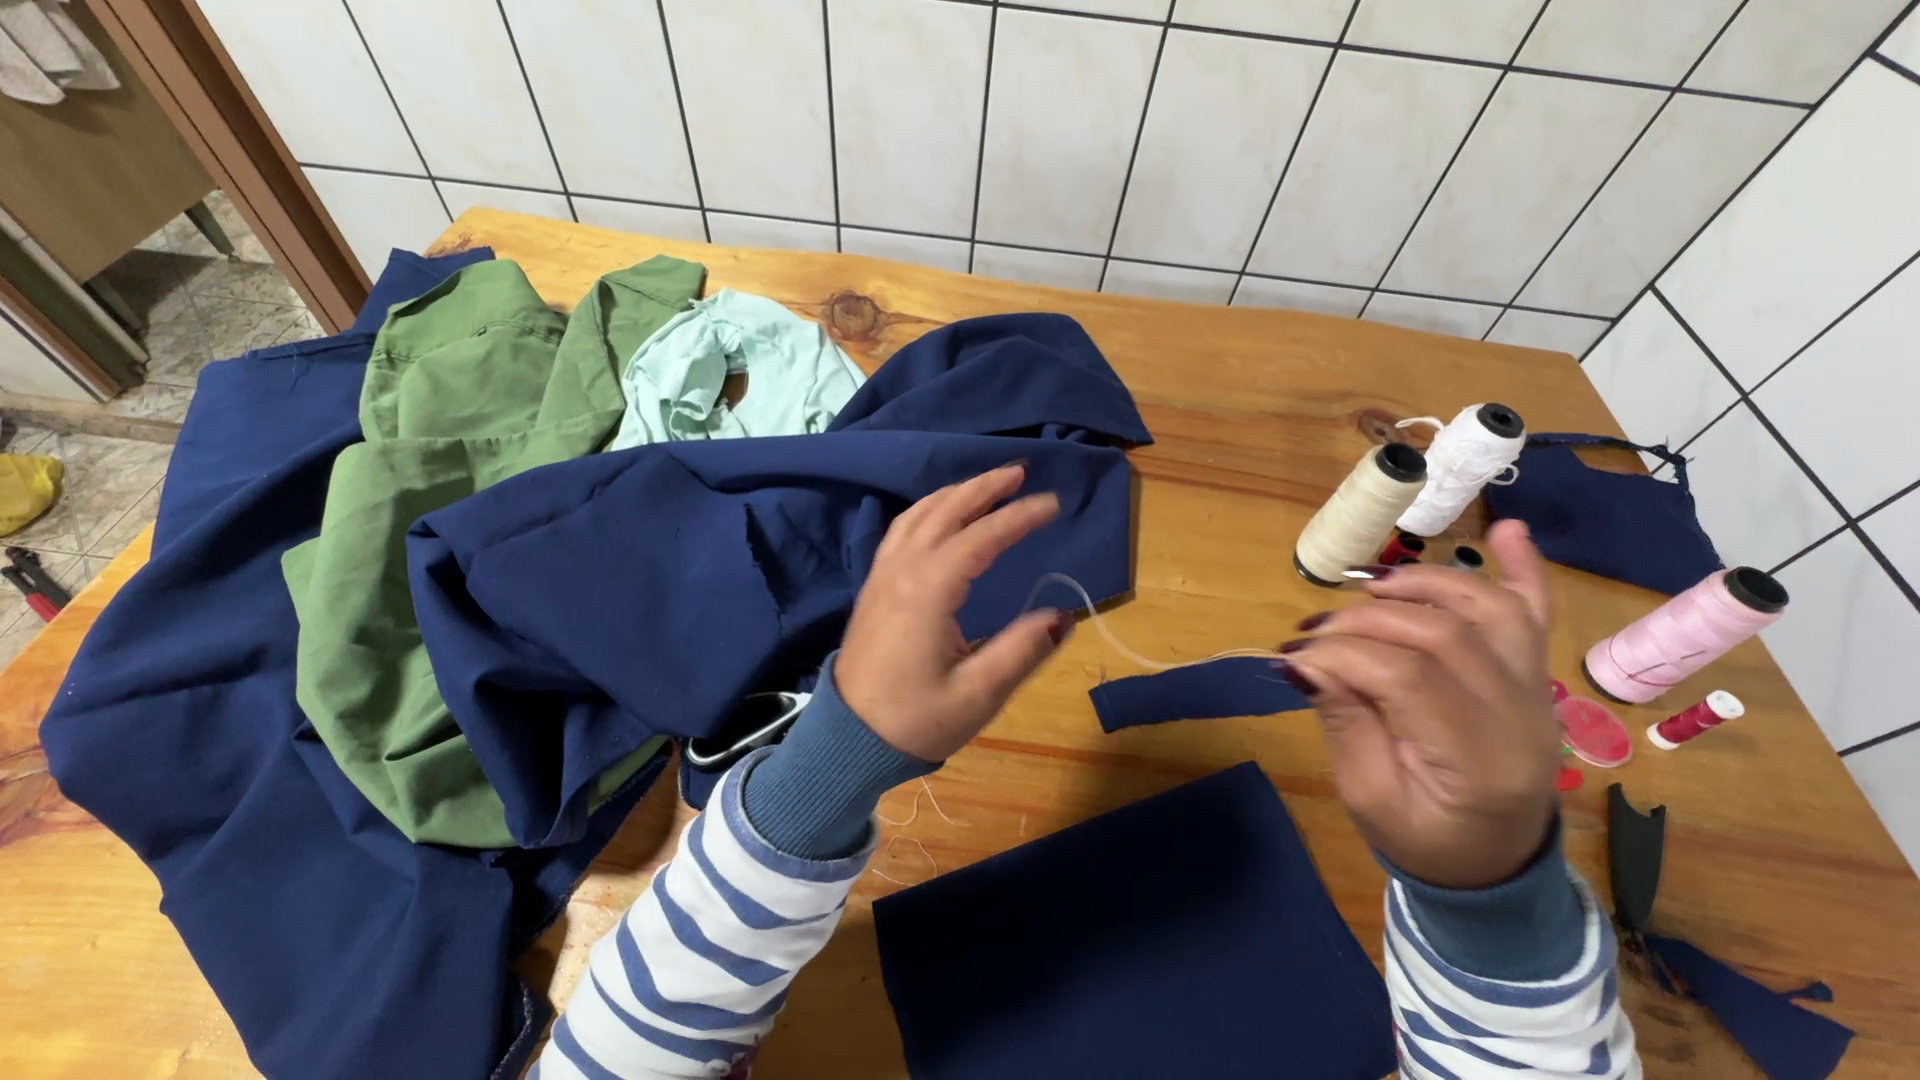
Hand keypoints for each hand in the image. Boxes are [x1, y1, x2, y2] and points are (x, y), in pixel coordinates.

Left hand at [835, 465, 1072, 762]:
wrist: (846, 742)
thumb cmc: (914, 721)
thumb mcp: (977, 694)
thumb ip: (1021, 650)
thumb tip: (1063, 614)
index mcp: (927, 592)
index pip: (980, 538)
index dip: (1018, 517)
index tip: (1053, 504)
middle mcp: (901, 573)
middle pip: (944, 512)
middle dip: (983, 487)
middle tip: (1020, 471)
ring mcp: (882, 578)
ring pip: (917, 517)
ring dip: (953, 494)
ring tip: (986, 485)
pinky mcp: (874, 590)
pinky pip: (900, 532)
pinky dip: (927, 511)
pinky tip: (940, 517)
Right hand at [1279, 521, 1559, 888]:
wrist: (1493, 864)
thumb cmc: (1423, 838)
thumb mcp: (1368, 795)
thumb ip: (1344, 721)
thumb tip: (1303, 660)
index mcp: (1476, 762)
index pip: (1407, 678)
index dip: (1343, 655)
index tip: (1294, 657)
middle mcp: (1520, 717)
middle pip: (1443, 634)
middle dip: (1365, 621)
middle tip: (1313, 633)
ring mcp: (1538, 692)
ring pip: (1488, 610)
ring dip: (1425, 584)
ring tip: (1371, 588)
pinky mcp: (1536, 677)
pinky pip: (1535, 616)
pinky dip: (1524, 570)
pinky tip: (1508, 531)